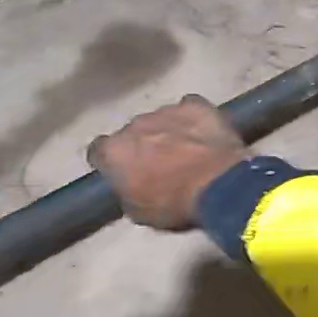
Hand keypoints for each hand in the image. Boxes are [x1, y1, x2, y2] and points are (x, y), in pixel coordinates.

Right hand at [87, 95, 248, 229]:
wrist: (217, 184)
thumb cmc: (174, 204)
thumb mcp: (138, 211)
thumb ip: (126, 191)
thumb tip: (130, 185)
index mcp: (114, 150)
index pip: (99, 151)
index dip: (112, 161)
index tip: (124, 171)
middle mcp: (135, 124)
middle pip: (133, 132)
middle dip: (143, 144)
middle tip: (162, 163)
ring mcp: (166, 111)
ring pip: (161, 119)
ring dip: (169, 131)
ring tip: (189, 149)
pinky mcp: (195, 105)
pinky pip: (189, 108)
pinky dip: (193, 118)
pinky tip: (203, 131)